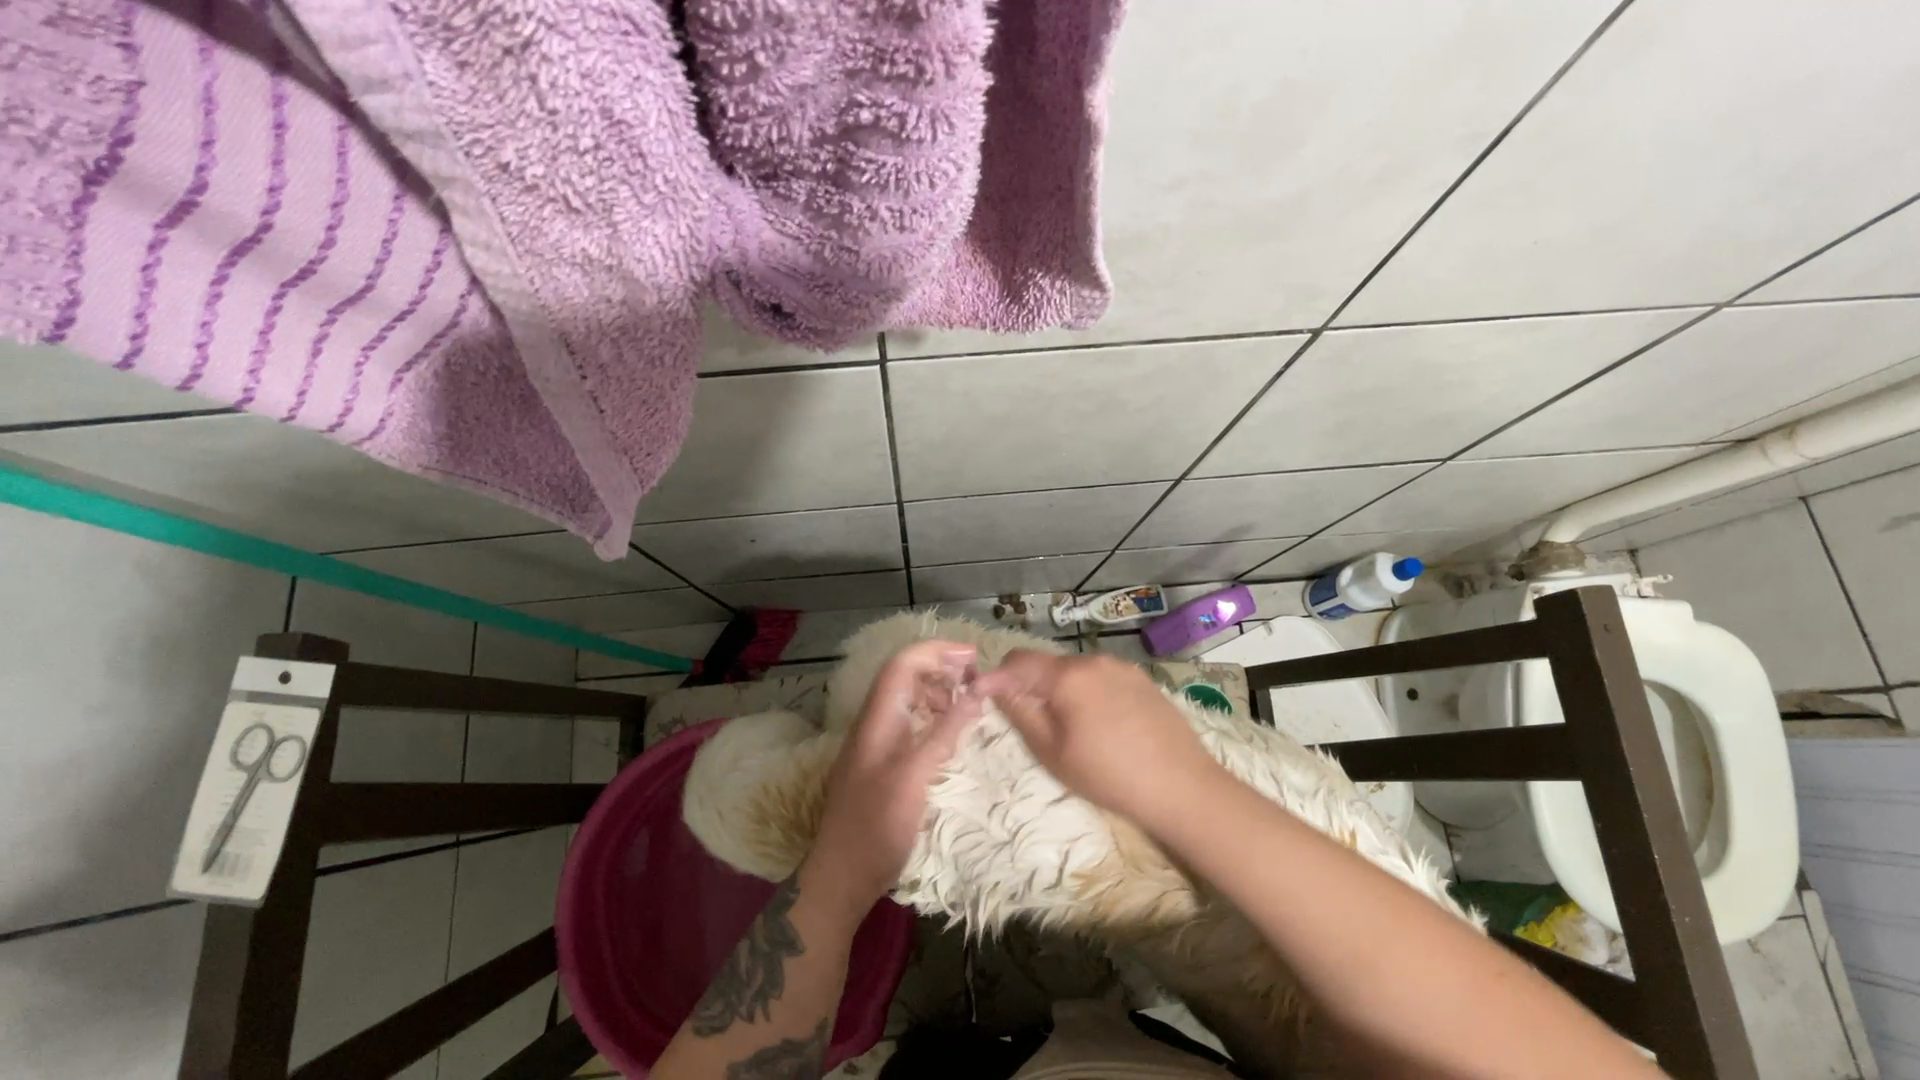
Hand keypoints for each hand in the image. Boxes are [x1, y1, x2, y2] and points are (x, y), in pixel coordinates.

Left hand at [803, 639, 984, 910]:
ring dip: (939, 693)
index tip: (975, 657)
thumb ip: (944, 733)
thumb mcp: (914, 778)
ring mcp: (876, 747)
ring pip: (908, 702)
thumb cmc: (876, 828)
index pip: (903, 664)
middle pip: (905, 678)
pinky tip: (952, 735)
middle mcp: (874, 726)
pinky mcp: (884, 768)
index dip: (936, 651)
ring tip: (970, 703)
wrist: (841, 879)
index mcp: (876, 720)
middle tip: (978, 680)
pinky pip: (910, 728)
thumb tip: (975, 693)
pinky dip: (934, 720)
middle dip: (941, 669)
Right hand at [975, 650, 1220, 821]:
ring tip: (1067, 728)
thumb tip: (997, 689)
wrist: (1181, 786)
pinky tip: (1100, 726)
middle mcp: (1094, 660)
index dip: (995, 678)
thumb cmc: (1108, 774)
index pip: (1017, 661)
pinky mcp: (1143, 681)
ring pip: (1076, 672)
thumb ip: (1020, 713)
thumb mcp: (1052, 751)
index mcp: (1067, 675)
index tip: (982, 699)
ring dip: (1060, 690)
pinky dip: (1088, 694)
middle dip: (1029, 685)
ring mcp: (1123, 668)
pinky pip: (1102, 679)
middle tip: (1027, 721)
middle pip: (1047, 664)